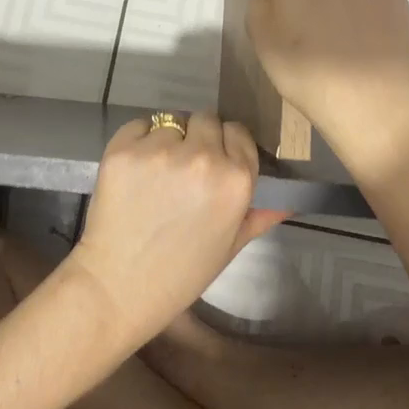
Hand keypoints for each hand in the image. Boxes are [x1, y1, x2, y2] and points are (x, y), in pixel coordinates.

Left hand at [65, 112, 285, 344]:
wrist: (118, 288)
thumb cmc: (181, 274)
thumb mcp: (230, 246)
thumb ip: (260, 216)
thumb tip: (289, 200)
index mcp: (235, 180)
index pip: (238, 132)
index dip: (226, 145)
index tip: (215, 162)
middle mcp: (202, 157)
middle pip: (206, 120)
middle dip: (198, 138)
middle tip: (184, 169)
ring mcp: (160, 150)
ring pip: (171, 123)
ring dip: (167, 141)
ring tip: (156, 174)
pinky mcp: (123, 149)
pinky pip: (138, 126)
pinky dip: (138, 141)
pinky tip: (135, 171)